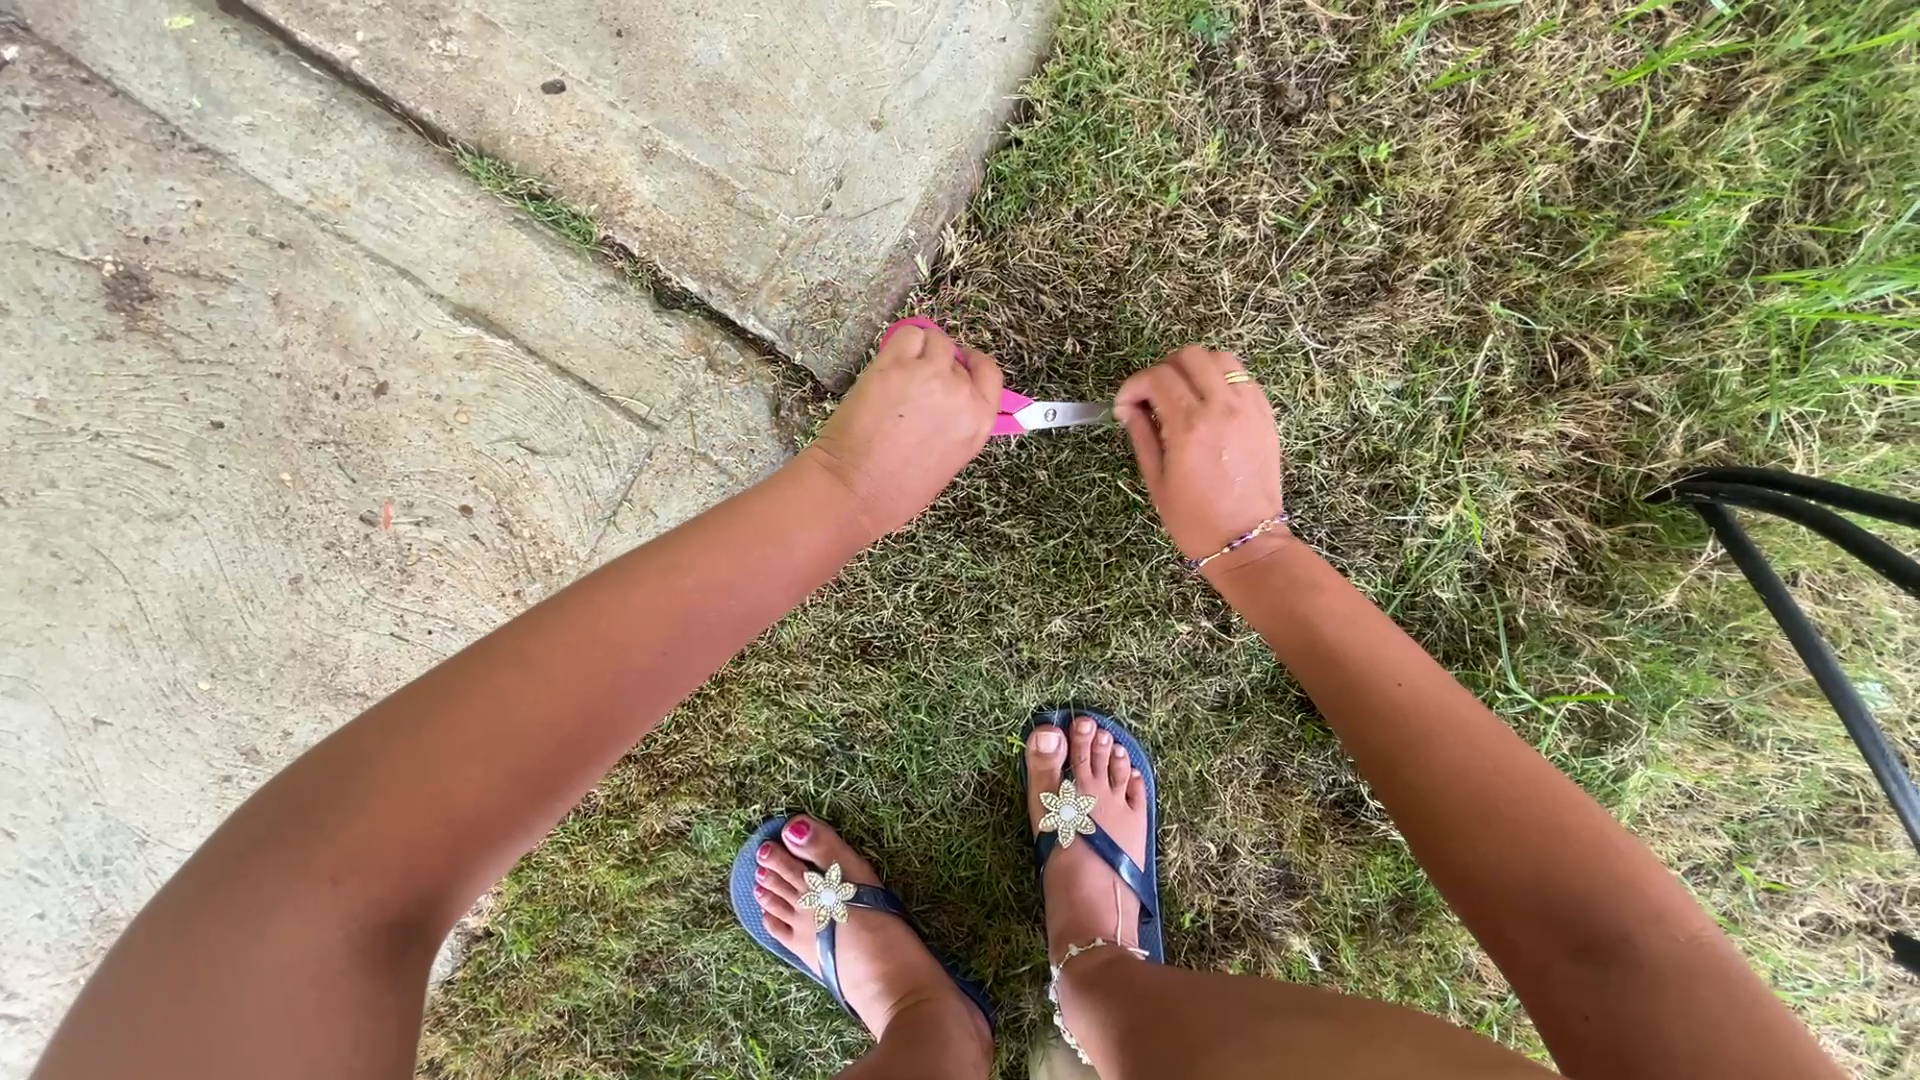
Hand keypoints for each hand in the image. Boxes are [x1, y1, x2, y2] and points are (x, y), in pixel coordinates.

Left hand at [803, 321, 1002, 540]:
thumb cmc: (897, 490)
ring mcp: (929, 376)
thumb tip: (944, 397)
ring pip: (933, 340)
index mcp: (979, 423)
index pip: (990, 374)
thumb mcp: (949, 460)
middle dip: (939, 364)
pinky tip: (886, 365)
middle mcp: (961, 395)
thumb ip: (956, 423)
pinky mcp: (895, 366)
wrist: (856, 491)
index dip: (972, 364)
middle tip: (915, 381)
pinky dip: (898, 344)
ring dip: (919, 349)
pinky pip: (906, 336)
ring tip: (899, 372)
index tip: (959, 363)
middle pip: (957, 358)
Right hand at [1114, 346, 1283, 560]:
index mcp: (1190, 426)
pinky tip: (1208, 404)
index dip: (1133, 386)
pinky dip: (1219, 380)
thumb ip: (1142, 435)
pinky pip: (1241, 376)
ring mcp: (1249, 407)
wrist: (1246, 540)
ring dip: (1194, 369)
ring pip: (1219, 358)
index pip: (1157, 377)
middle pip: (1188, 356)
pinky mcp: (1265, 414)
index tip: (1125, 406)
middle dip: (1162, 370)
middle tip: (1152, 397)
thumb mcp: (1156, 480)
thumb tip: (1129, 408)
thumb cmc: (1194, 519)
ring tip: (1182, 395)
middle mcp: (1222, 408)